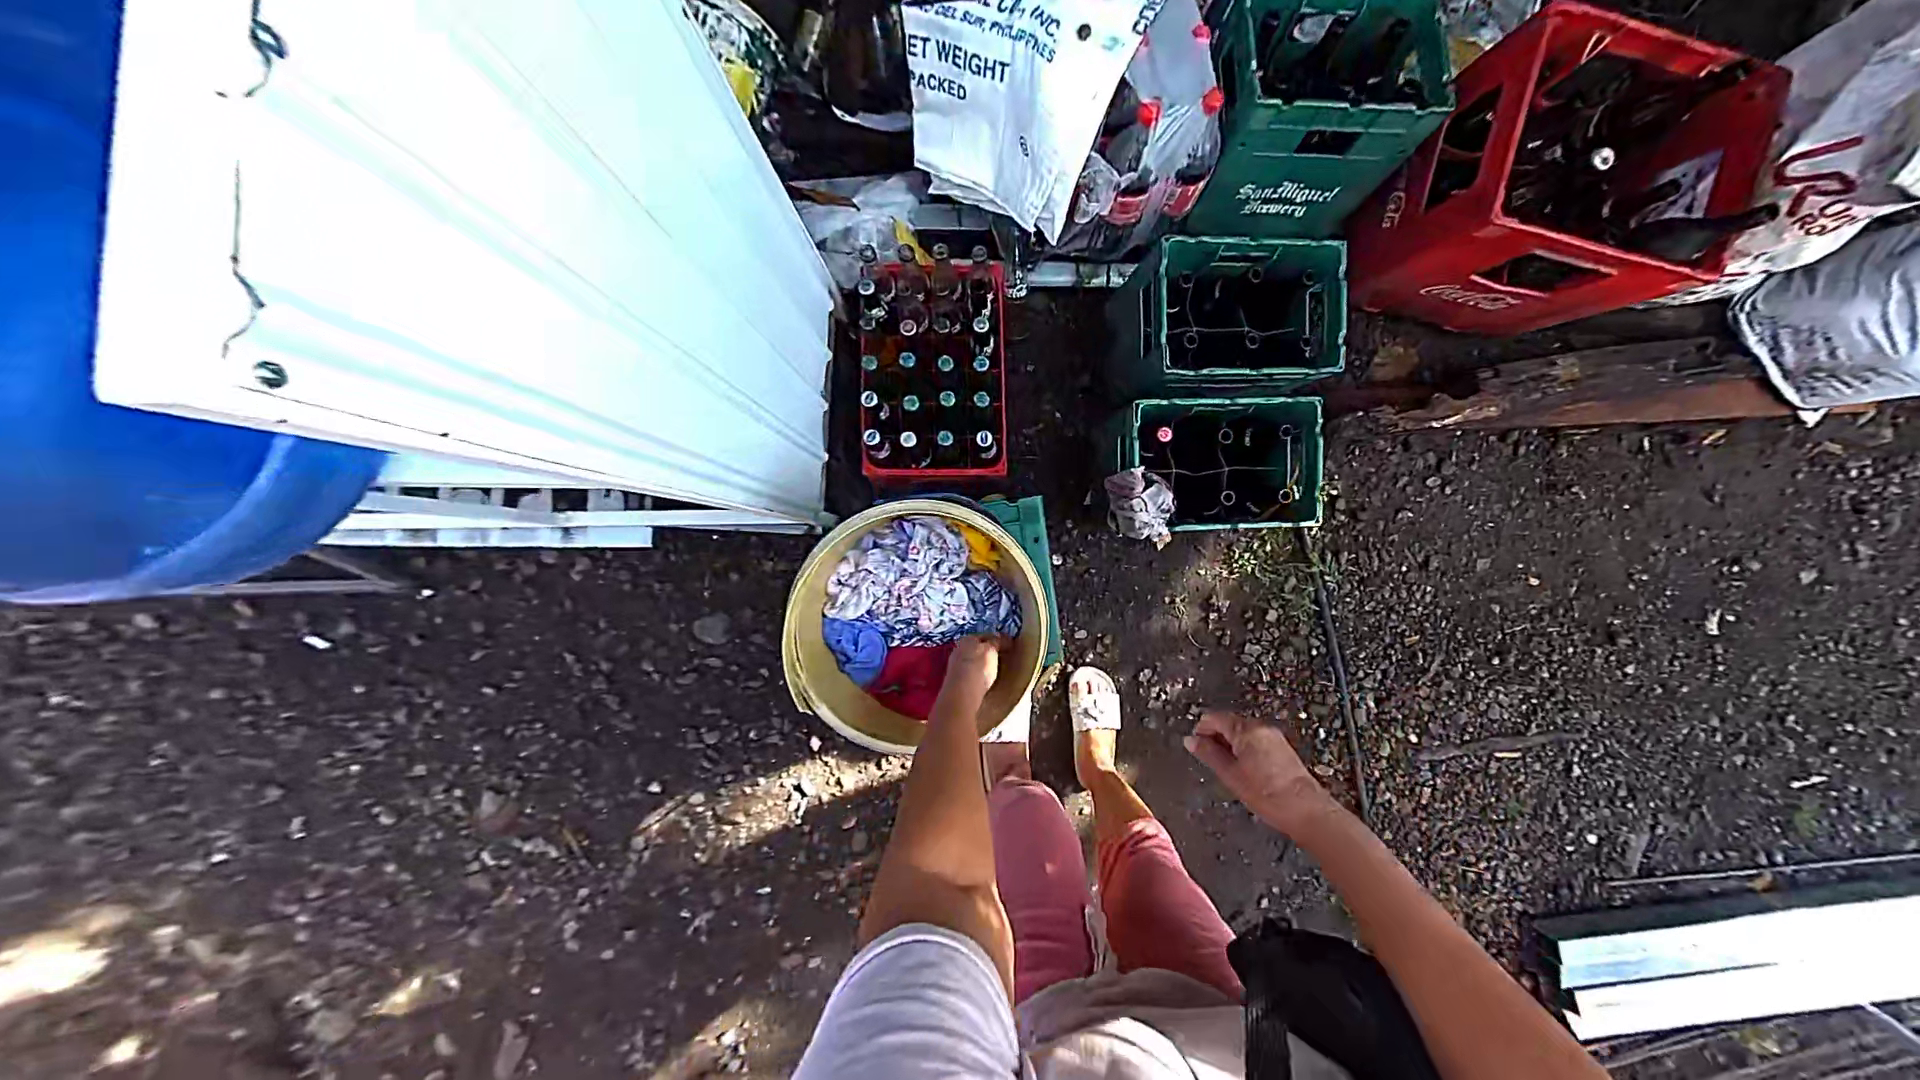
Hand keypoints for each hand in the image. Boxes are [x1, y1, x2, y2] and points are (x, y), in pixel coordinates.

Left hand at [943, 636, 1002, 698]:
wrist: (962, 692)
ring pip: (973, 662)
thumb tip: (1002, 637)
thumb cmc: (979, 666)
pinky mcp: (955, 681)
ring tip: (996, 671)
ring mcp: (954, 666)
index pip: (985, 635)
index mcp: (967, 639)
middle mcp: (958, 650)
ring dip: (982, 665)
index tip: (1008, 646)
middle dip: (989, 652)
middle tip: (1003, 658)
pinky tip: (984, 681)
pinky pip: (970, 674)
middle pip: (977, 648)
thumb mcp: (991, 650)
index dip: (998, 639)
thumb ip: (997, 642)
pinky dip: (978, 675)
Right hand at [1185, 710, 1336, 833]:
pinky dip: (1246, 751)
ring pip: (1242, 733)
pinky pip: (1256, 741)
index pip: (1213, 718)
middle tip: (1211, 761)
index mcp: (1246, 730)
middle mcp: (1261, 727)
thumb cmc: (1269, 796)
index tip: (1196, 745)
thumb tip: (1191, 740)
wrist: (1306, 811)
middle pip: (1228, 723)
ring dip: (1231, 745)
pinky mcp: (1282, 747)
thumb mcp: (1230, 774)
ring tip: (1229, 770)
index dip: (1201, 731)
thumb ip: (1208, 753)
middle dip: (1216, 738)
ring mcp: (1273, 736)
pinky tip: (1247, 771)